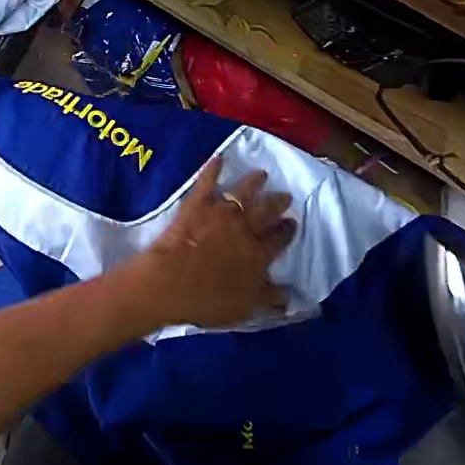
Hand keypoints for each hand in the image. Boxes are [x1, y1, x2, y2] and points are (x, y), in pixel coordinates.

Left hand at [118, 157, 296, 329]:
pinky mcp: (198, 205)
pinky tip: (219, 158)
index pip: (279, 239)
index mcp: (259, 254)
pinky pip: (208, 182)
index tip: (293, 223)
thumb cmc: (208, 300)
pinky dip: (213, 169)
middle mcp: (245, 228)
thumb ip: (269, 297)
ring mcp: (221, 213)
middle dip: (278, 202)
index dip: (287, 231)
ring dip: (254, 182)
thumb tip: (291, 294)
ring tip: (262, 174)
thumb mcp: (245, 307)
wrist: (171, 283)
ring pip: (243, 192)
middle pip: (267, 211)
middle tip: (286, 195)